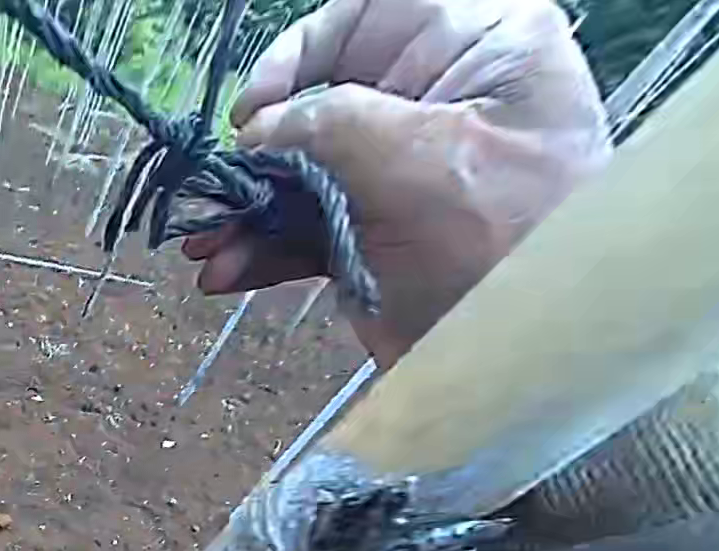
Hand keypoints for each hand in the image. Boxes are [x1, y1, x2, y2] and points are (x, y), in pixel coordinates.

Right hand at [182, 0, 609, 363]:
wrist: (514, 349)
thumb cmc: (502, 242)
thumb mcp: (422, 163)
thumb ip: (334, 129)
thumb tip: (254, 131)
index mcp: (463, 55)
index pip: (365, 19)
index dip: (297, 55)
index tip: (251, 115)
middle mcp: (417, 110)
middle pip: (307, 114)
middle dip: (250, 162)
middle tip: (208, 204)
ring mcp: (380, 180)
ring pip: (287, 182)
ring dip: (239, 219)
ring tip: (203, 252)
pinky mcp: (354, 237)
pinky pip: (288, 235)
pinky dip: (252, 256)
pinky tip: (222, 276)